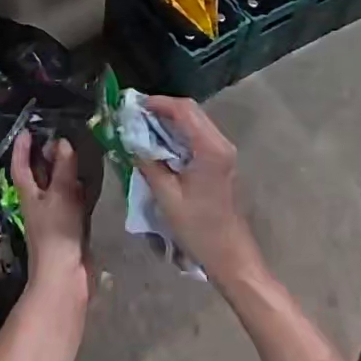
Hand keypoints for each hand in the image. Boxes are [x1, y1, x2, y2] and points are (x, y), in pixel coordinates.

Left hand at [10, 131, 88, 287]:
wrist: (65, 278)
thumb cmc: (56, 233)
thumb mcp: (61, 195)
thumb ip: (63, 169)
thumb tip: (62, 142)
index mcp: (28, 192)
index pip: (20, 164)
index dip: (21, 148)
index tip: (26, 130)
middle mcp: (37, 202)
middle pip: (38, 174)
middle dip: (44, 157)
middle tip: (56, 138)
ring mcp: (52, 216)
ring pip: (54, 187)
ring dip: (61, 172)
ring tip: (73, 155)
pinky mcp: (68, 228)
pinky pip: (69, 203)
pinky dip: (75, 191)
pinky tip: (85, 185)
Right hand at [136, 95, 263, 284]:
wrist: (232, 258)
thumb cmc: (199, 228)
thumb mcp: (166, 195)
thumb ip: (148, 161)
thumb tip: (129, 138)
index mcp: (210, 150)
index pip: (183, 110)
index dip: (157, 102)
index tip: (133, 106)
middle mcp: (221, 145)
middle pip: (190, 110)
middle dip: (161, 108)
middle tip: (134, 115)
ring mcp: (224, 153)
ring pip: (194, 121)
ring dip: (168, 119)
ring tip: (142, 127)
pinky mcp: (221, 162)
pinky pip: (197, 134)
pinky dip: (177, 132)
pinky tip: (159, 143)